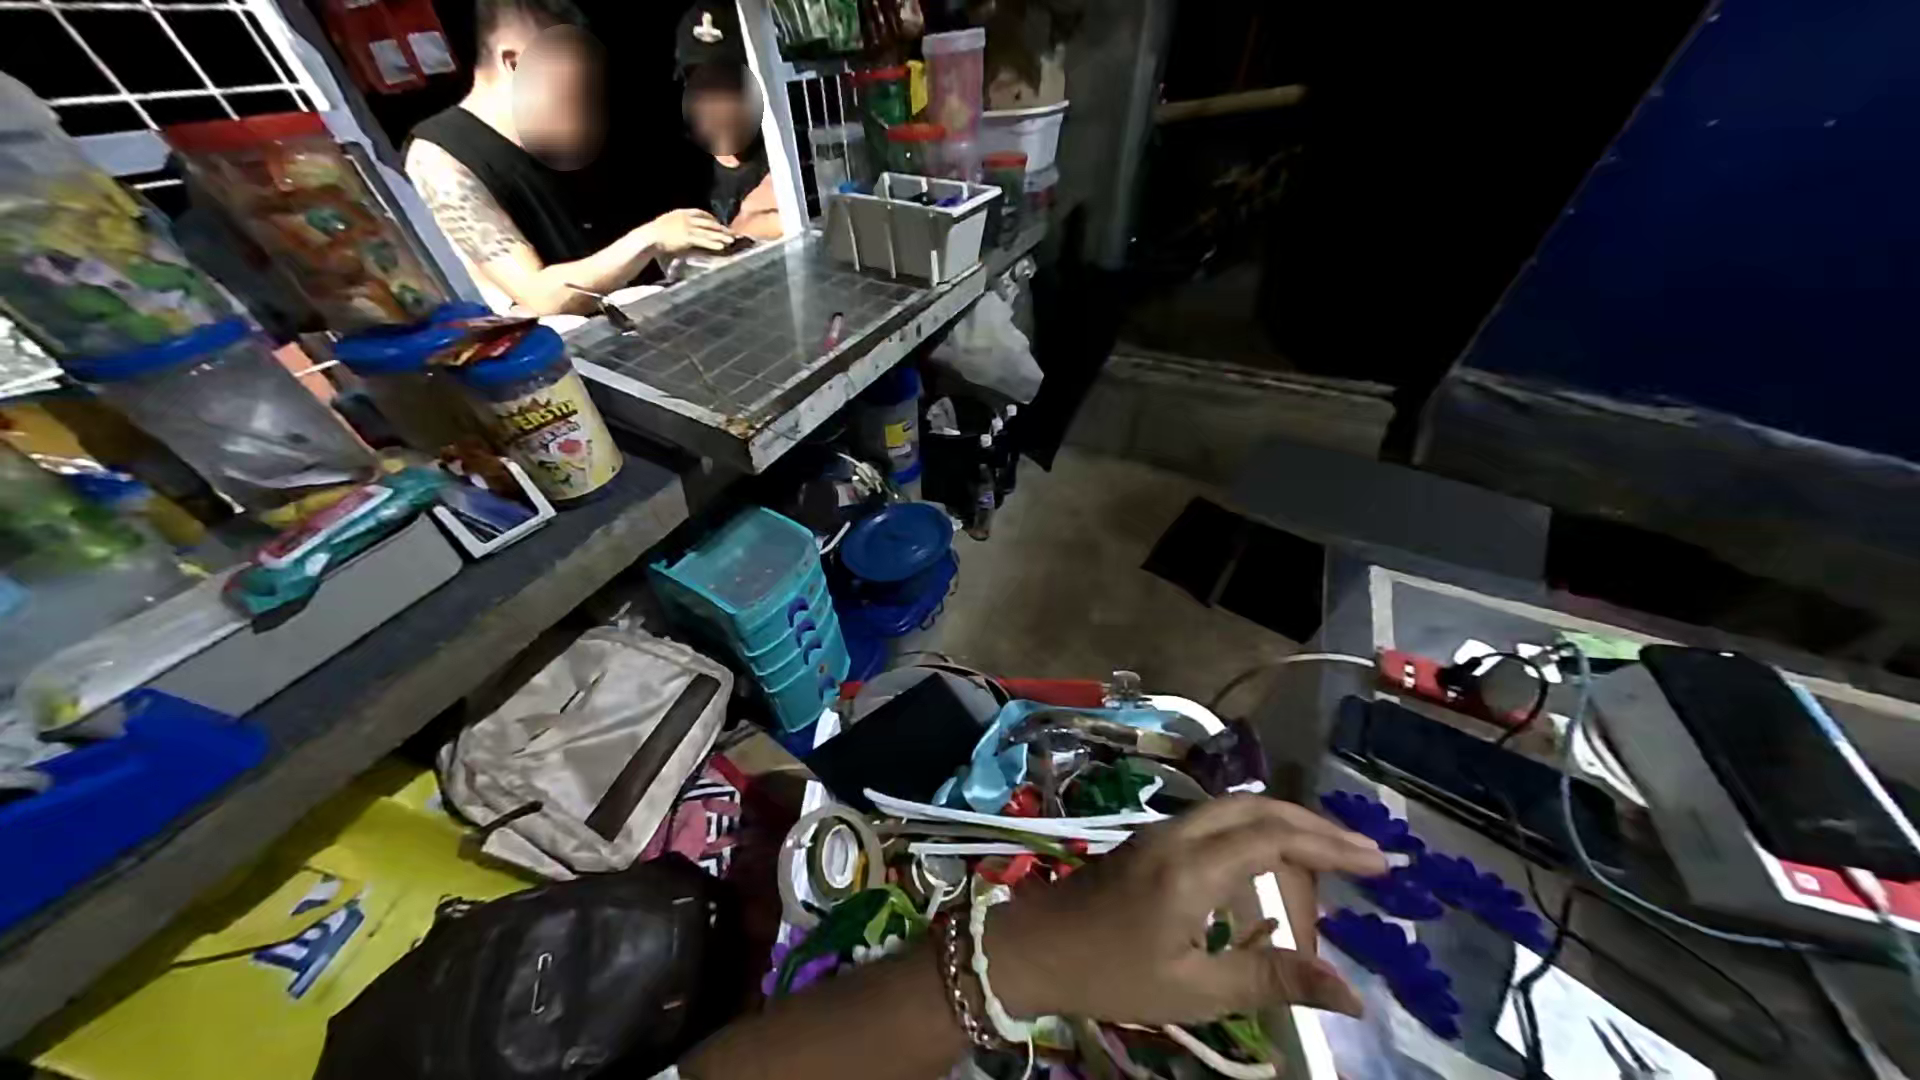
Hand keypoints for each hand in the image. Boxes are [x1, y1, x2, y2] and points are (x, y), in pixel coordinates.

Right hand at [641, 208, 735, 253]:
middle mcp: (686, 218)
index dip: (711, 218)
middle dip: (721, 228)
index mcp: (681, 212)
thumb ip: (680, 225)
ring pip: (708, 231)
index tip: (719, 224)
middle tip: (731, 233)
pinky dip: (713, 243)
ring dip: (721, 236)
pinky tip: (721, 247)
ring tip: (731, 240)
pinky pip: (703, 240)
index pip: (700, 213)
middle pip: (708, 222)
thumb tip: (689, 231)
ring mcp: (687, 227)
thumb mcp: (669, 224)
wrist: (649, 237)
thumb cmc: (656, 234)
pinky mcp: (687, 238)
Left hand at [984, 795, 1389, 1024]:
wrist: (1038, 945)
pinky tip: (1272, 858)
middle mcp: (1177, 835)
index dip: (1329, 846)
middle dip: (1313, 824)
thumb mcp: (1193, 990)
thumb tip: (1351, 992)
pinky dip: (1255, 828)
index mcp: (1190, 868)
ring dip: (1284, 822)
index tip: (1381, 861)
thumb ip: (1269, 980)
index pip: (1271, 837)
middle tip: (1366, 853)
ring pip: (1232, 808)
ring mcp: (1160, 831)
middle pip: (1254, 808)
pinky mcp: (1151, 839)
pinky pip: (1214, 820)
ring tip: (1332, 855)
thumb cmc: (1112, 973)